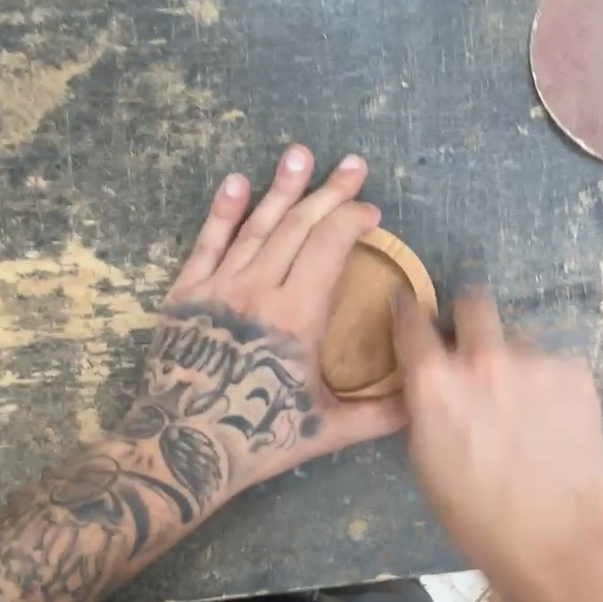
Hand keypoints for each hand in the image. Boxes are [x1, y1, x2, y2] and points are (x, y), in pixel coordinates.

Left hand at [0, 145, 404, 601]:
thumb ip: (379, 414)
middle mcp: (260, 287)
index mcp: (298, 314)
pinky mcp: (186, 293)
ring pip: (256, 225)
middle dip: (329, 192)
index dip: (353, 220)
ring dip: (280, 188)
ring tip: (298, 154)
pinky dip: (222, 212)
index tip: (371, 211)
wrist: (181, 447)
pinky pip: (206, 242)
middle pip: (299, 225)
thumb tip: (422, 405)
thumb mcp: (328, 428)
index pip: (330, 245)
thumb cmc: (258, 438)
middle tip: (351, 163)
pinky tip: (235, 183)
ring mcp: (218, 285)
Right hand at [390, 286, 602, 595]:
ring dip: (511, 358)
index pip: (411, 318)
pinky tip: (551, 418)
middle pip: (473, 301)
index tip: (410, 312)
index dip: (408, 312)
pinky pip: (552, 362)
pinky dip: (546, 381)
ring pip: (517, 338)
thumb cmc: (476, 515)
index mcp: (435, 380)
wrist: (557, 540)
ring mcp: (535, 361)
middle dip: (467, 318)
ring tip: (522, 403)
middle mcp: (483, 357)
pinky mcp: (576, 372)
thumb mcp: (425, 459)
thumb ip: (424, 404)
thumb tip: (430, 378)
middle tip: (472, 347)